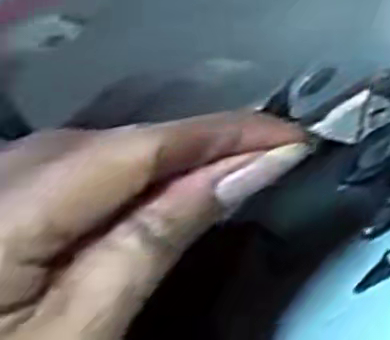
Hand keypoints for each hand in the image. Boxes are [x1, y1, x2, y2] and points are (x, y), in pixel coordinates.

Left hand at [0, 114, 309, 339]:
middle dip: (184, 142)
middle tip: (259, 158)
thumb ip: (162, 236)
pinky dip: (83, 174)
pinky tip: (118, 195)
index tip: (300, 136)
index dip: (228, 131)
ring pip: (51, 153)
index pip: (137, 147)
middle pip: (92, 143)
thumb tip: (267, 161)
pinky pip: (16, 177)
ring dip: (137, 155)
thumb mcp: (76, 335)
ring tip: (202, 172)